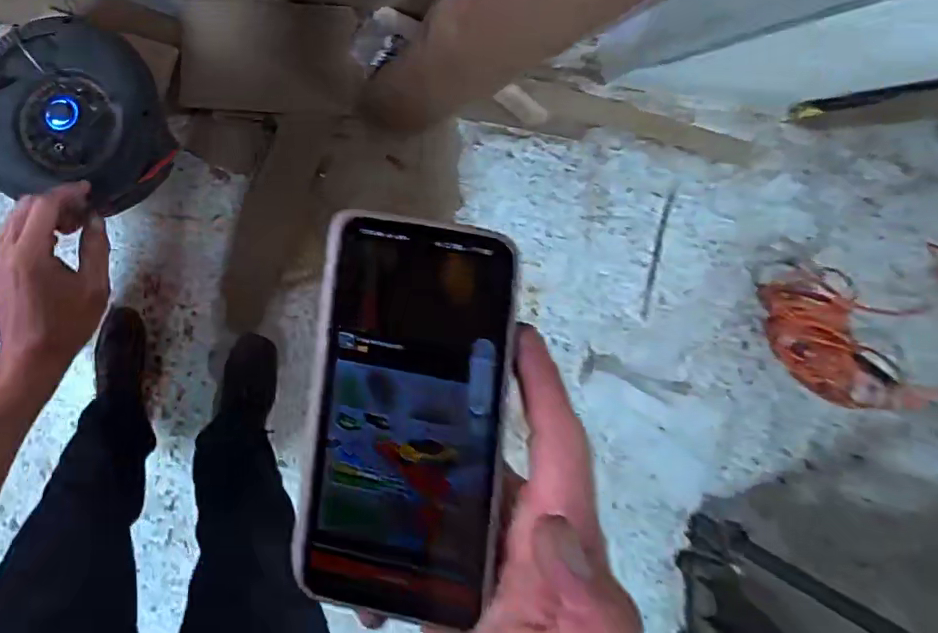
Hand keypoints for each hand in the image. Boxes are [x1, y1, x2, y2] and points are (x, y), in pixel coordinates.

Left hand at [0, 182, 110, 387]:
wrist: (29, 362)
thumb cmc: (65, 327)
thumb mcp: (93, 287)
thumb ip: (95, 246)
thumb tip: (94, 219)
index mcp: (29, 254)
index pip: (45, 205)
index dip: (68, 193)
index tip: (88, 192)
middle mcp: (7, 252)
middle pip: (27, 206)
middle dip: (56, 201)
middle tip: (82, 212)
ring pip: (17, 217)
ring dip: (43, 213)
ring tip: (71, 226)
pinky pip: (12, 233)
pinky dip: (33, 226)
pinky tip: (54, 241)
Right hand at [357, 325, 638, 632]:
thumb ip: (583, 609)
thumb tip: (559, 528)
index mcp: (558, 547)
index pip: (559, 448)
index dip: (541, 385)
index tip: (514, 331)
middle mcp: (526, 549)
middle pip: (490, 462)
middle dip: (448, 421)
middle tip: (395, 386)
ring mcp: (488, 576)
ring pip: (446, 503)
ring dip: (404, 485)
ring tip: (354, 463)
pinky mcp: (457, 601)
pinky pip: (420, 556)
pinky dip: (384, 557)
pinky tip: (354, 576)